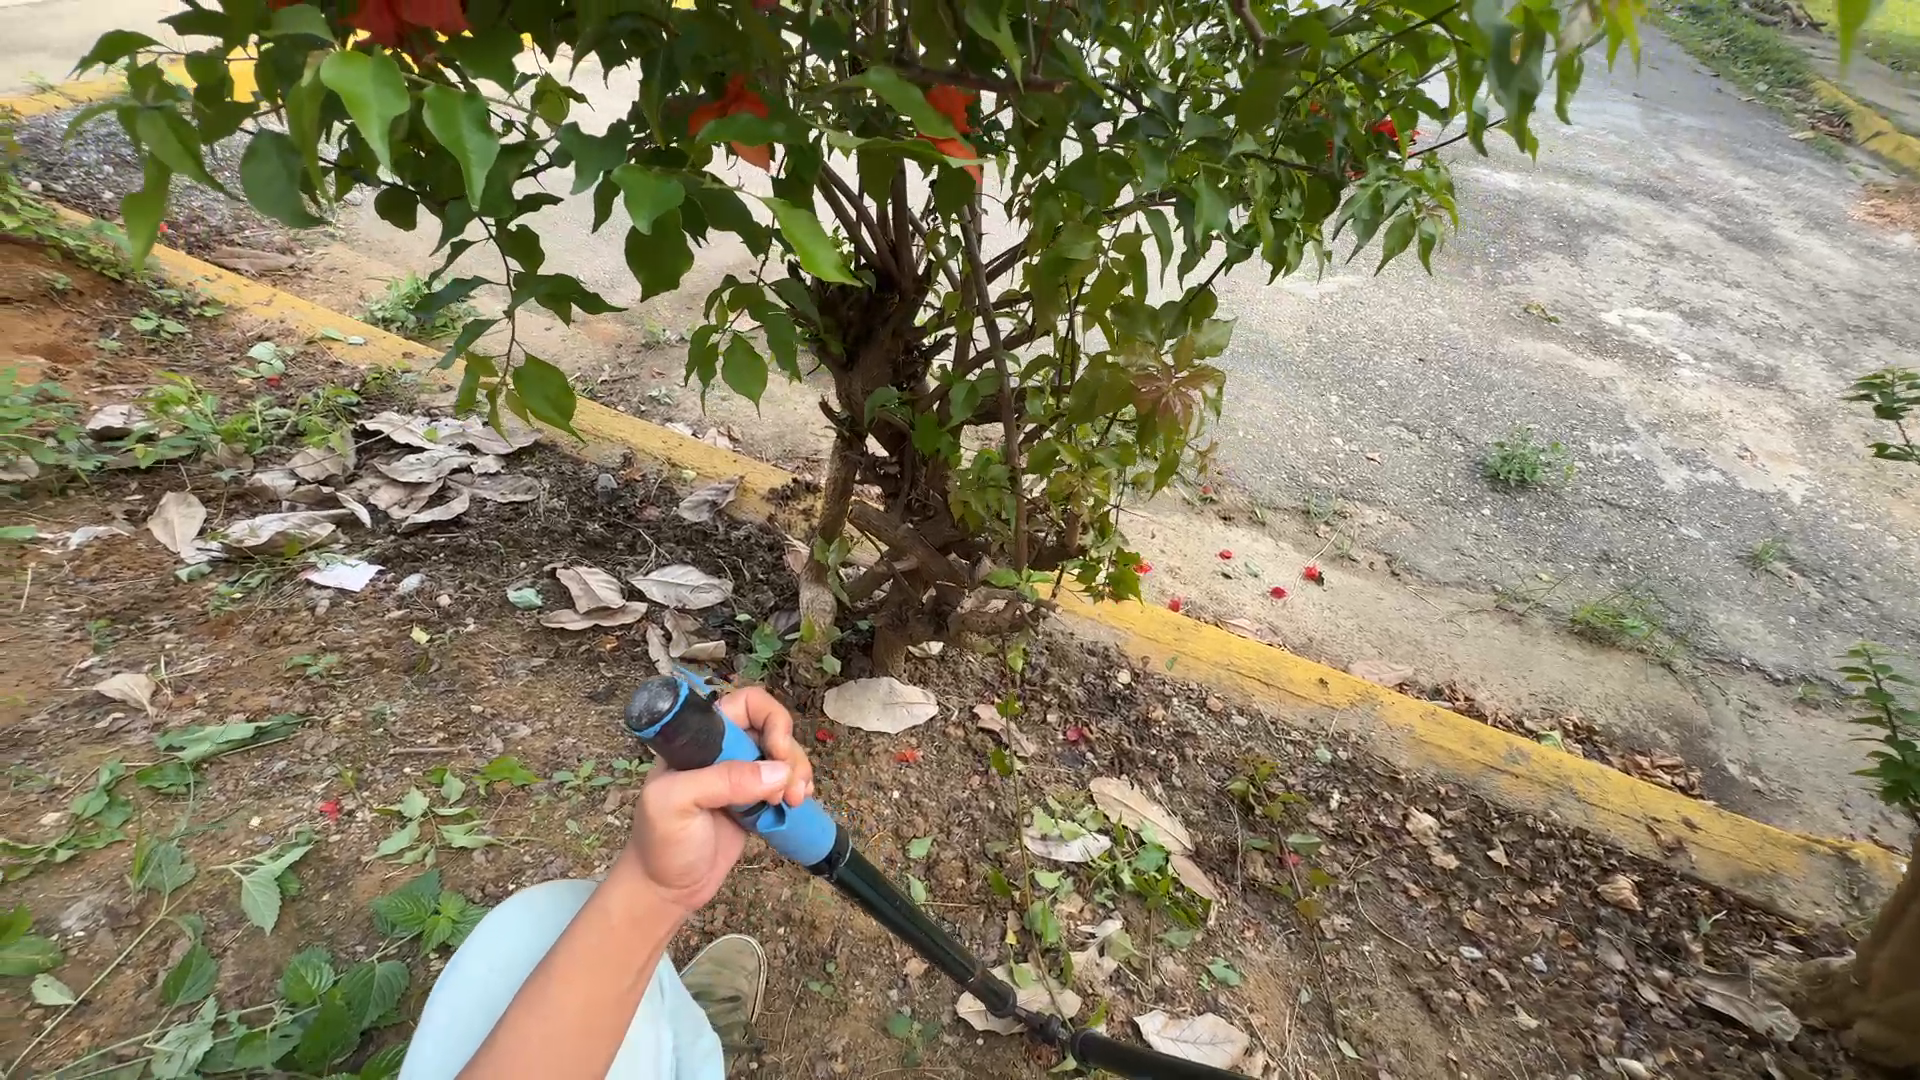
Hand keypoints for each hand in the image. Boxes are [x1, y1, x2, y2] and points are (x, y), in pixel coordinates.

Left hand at [620, 687, 816, 916]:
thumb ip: (724, 781)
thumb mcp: (678, 805)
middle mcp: (724, 750)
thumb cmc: (660, 844)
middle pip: (773, 728)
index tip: (776, 750)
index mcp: (701, 739)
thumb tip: (779, 772)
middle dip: (789, 753)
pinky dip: (799, 787)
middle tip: (791, 788)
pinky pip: (786, 781)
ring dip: (798, 773)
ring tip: (795, 802)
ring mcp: (741, 775)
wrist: (665, 891)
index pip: (746, 704)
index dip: (770, 718)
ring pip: (784, 756)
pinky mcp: (756, 799)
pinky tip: (800, 803)